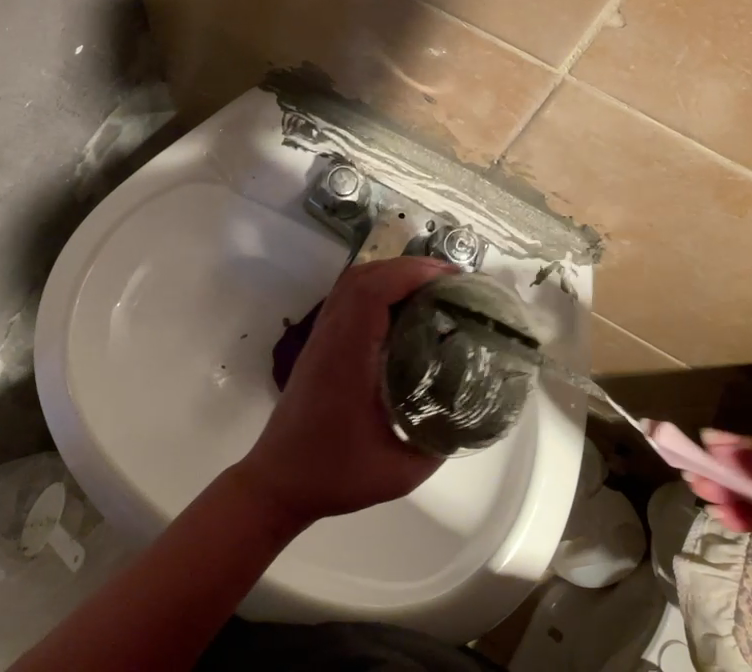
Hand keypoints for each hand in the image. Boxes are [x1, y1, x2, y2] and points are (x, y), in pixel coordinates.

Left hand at [232, 256, 456, 527]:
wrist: (278, 483)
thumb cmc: (335, 475)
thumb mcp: (400, 469)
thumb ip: (440, 442)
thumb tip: (473, 412)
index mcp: (347, 356)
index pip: (374, 291)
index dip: (413, 274)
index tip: (452, 279)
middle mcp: (331, 337)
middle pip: (364, 276)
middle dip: (409, 268)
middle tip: (452, 282)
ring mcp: (321, 339)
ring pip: (352, 285)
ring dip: (392, 276)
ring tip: (432, 290)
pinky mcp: (319, 347)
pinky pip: (347, 301)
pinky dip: (377, 291)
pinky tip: (403, 311)